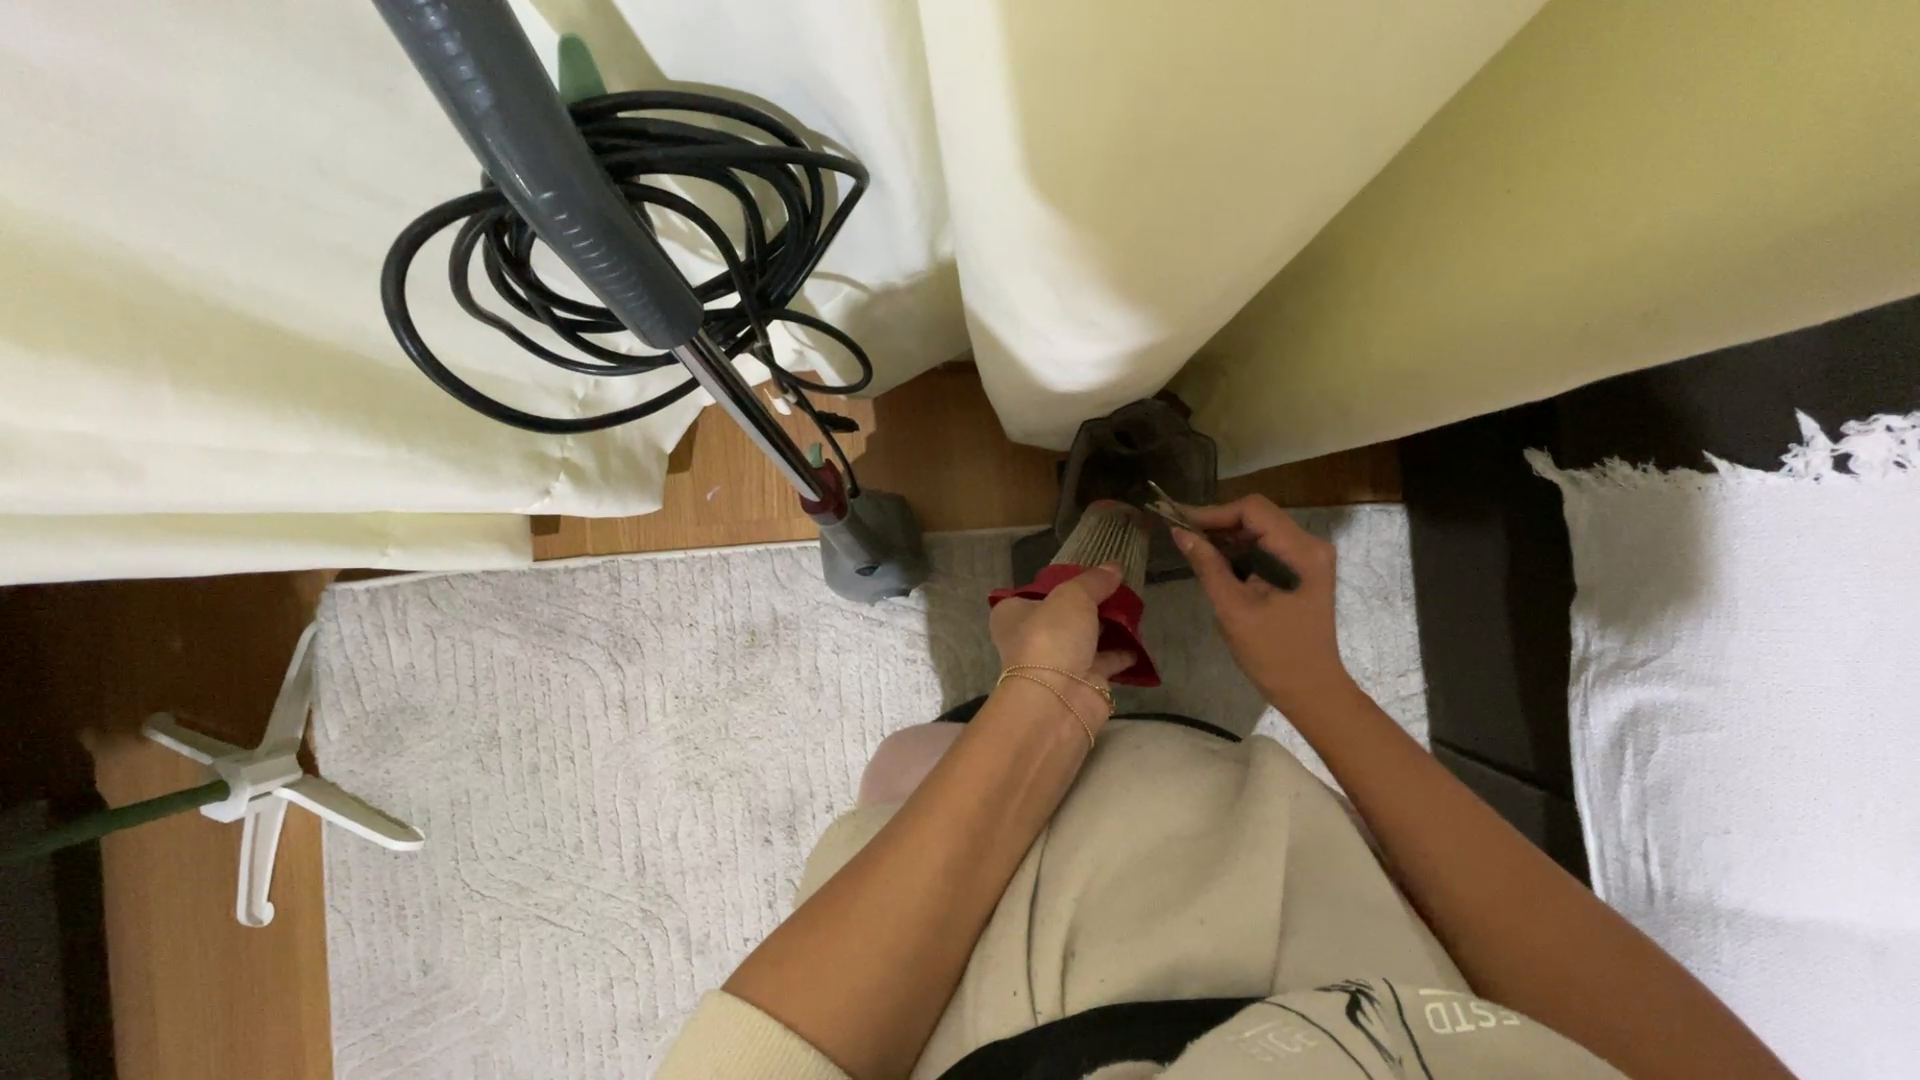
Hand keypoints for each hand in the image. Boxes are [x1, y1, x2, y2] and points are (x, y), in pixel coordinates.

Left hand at [989, 563, 1135, 729]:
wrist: (1058, 701)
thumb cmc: (1051, 638)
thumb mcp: (1072, 596)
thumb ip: (1094, 581)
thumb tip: (1114, 567)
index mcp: (1014, 614)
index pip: (1036, 591)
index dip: (1060, 582)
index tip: (1088, 574)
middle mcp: (1033, 637)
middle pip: (1066, 614)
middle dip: (1092, 605)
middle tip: (1120, 590)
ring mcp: (1059, 661)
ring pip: (1088, 638)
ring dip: (1110, 627)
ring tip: (1136, 610)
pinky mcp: (1084, 682)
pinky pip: (1107, 661)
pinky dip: (1124, 652)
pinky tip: (1141, 640)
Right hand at [1171, 495, 1352, 712]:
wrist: (1310, 689)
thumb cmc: (1273, 653)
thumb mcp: (1233, 608)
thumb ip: (1207, 565)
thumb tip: (1179, 532)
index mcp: (1300, 551)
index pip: (1253, 510)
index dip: (1213, 512)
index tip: (1178, 523)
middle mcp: (1310, 545)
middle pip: (1258, 516)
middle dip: (1218, 523)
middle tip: (1181, 536)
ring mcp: (1309, 558)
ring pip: (1260, 530)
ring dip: (1227, 537)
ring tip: (1194, 548)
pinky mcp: (1303, 570)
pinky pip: (1267, 547)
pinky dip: (1240, 551)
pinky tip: (1216, 562)